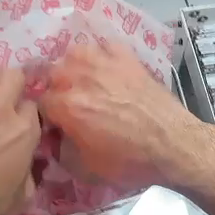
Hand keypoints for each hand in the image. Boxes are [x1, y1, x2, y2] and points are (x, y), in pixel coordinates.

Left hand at [0, 63, 39, 214]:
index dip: (26, 110)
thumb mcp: (25, 193)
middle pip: (13, 75)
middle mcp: (2, 110)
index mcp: (25, 130)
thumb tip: (30, 165)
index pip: (32, 103)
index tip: (20, 118)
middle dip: (11, 82)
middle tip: (3, 96)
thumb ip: (30, 171)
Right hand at [41, 41, 202, 189]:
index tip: (54, 122)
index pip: (40, 102)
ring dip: (73, 66)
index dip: (45, 113)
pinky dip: (101, 53)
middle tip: (68, 102)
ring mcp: (105, 63)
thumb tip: (54, 140)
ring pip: (75, 52)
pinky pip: (106, 44)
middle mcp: (81, 78)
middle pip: (53, 73)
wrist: (174, 145)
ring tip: (82, 79)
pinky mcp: (128, 58)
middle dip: (56, 87)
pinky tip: (105, 65)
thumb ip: (61, 152)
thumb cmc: (130, 161)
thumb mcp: (87, 169)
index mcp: (68, 106)